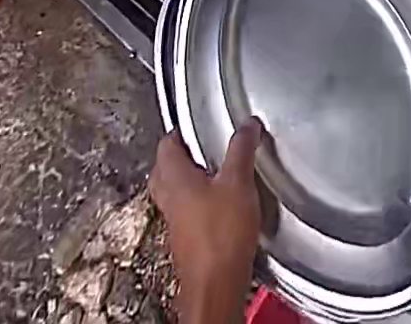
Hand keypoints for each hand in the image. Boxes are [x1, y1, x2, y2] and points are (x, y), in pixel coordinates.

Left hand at [151, 119, 267, 323]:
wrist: (217, 286)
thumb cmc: (222, 234)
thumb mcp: (238, 181)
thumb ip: (241, 150)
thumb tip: (247, 125)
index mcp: (176, 180)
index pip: (166, 147)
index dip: (178, 132)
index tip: (193, 123)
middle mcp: (170, 201)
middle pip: (164, 171)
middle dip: (178, 156)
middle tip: (198, 146)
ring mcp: (176, 223)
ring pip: (174, 192)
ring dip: (188, 178)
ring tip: (212, 169)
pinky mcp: (187, 240)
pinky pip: (185, 210)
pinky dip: (196, 199)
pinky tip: (218, 200)